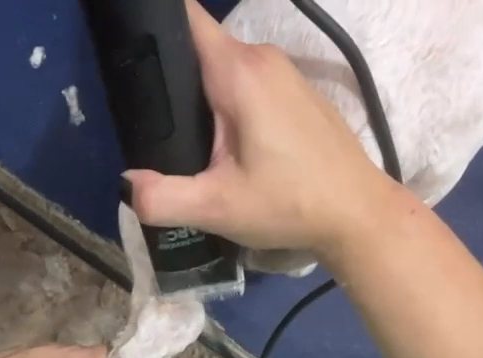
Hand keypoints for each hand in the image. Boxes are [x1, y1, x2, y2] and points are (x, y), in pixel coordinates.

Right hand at [124, 1, 413, 260]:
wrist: (355, 213)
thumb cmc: (290, 203)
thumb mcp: (217, 209)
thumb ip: (163, 197)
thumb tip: (127, 183)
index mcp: (239, 73)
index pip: (187, 20)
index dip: (156, 30)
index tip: (129, 56)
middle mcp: (261, 58)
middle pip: (200, 49)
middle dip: (170, 77)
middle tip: (147, 123)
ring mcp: (281, 73)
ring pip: (222, 69)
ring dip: (196, 98)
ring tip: (179, 140)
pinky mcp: (292, 93)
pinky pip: (244, 84)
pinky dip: (222, 106)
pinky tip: (216, 146)